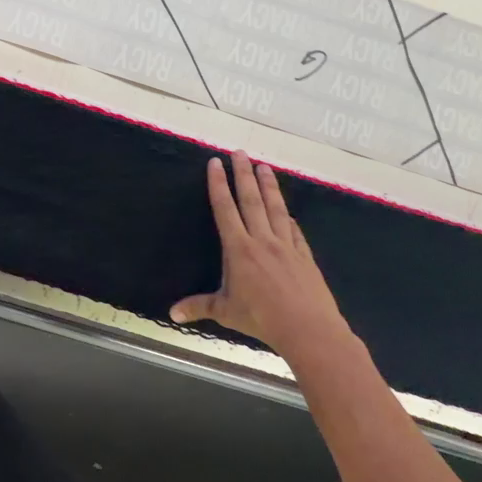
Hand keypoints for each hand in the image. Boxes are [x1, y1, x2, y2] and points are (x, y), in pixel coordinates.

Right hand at [171, 151, 350, 356]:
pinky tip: (286, 211)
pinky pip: (294, 231)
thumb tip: (171, 314)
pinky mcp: (304, 257)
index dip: (218, 185)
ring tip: (264, 167)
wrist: (309, 329)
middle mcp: (262, 241)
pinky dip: (287, 218)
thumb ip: (199, 306)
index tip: (215, 164)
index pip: (225, 209)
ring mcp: (286, 247)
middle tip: (240, 152)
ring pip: (275, 209)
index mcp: (239, 250)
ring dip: (268, 186)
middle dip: (243, 175)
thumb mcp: (225, 311)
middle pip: (251, 201)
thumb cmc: (262, 318)